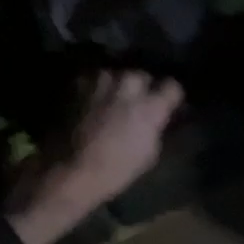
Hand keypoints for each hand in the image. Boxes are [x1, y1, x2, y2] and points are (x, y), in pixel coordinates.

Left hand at [5, 70, 182, 243]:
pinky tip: (91, 101)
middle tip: (135, 104)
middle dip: (141, 87)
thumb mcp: (149, 154)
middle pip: (143, 76)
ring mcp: (104, 78)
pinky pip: (96, 78)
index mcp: (151, 105)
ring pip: (118, 74)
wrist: (71, 167)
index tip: (167, 104)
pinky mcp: (82, 79)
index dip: (170, 96)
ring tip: (110, 101)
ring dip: (117, 85)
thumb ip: (157, 126)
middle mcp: (130, 83)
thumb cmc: (115, 169)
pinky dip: (97, 87)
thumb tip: (160, 115)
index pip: (173, 86)